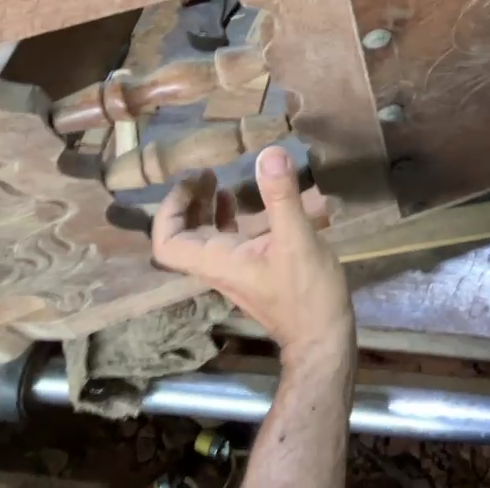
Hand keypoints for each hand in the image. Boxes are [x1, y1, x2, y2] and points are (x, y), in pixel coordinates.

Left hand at [152, 147, 353, 364]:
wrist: (322, 337)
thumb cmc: (306, 292)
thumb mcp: (296, 239)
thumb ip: (281, 197)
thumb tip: (269, 153)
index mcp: (218, 262)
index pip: (167, 243)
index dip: (170, 210)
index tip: (192, 181)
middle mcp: (219, 267)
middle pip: (182, 236)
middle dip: (187, 202)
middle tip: (204, 172)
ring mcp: (235, 270)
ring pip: (204, 237)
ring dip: (204, 208)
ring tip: (216, 179)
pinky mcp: (253, 269)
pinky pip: (228, 239)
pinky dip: (229, 217)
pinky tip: (243, 200)